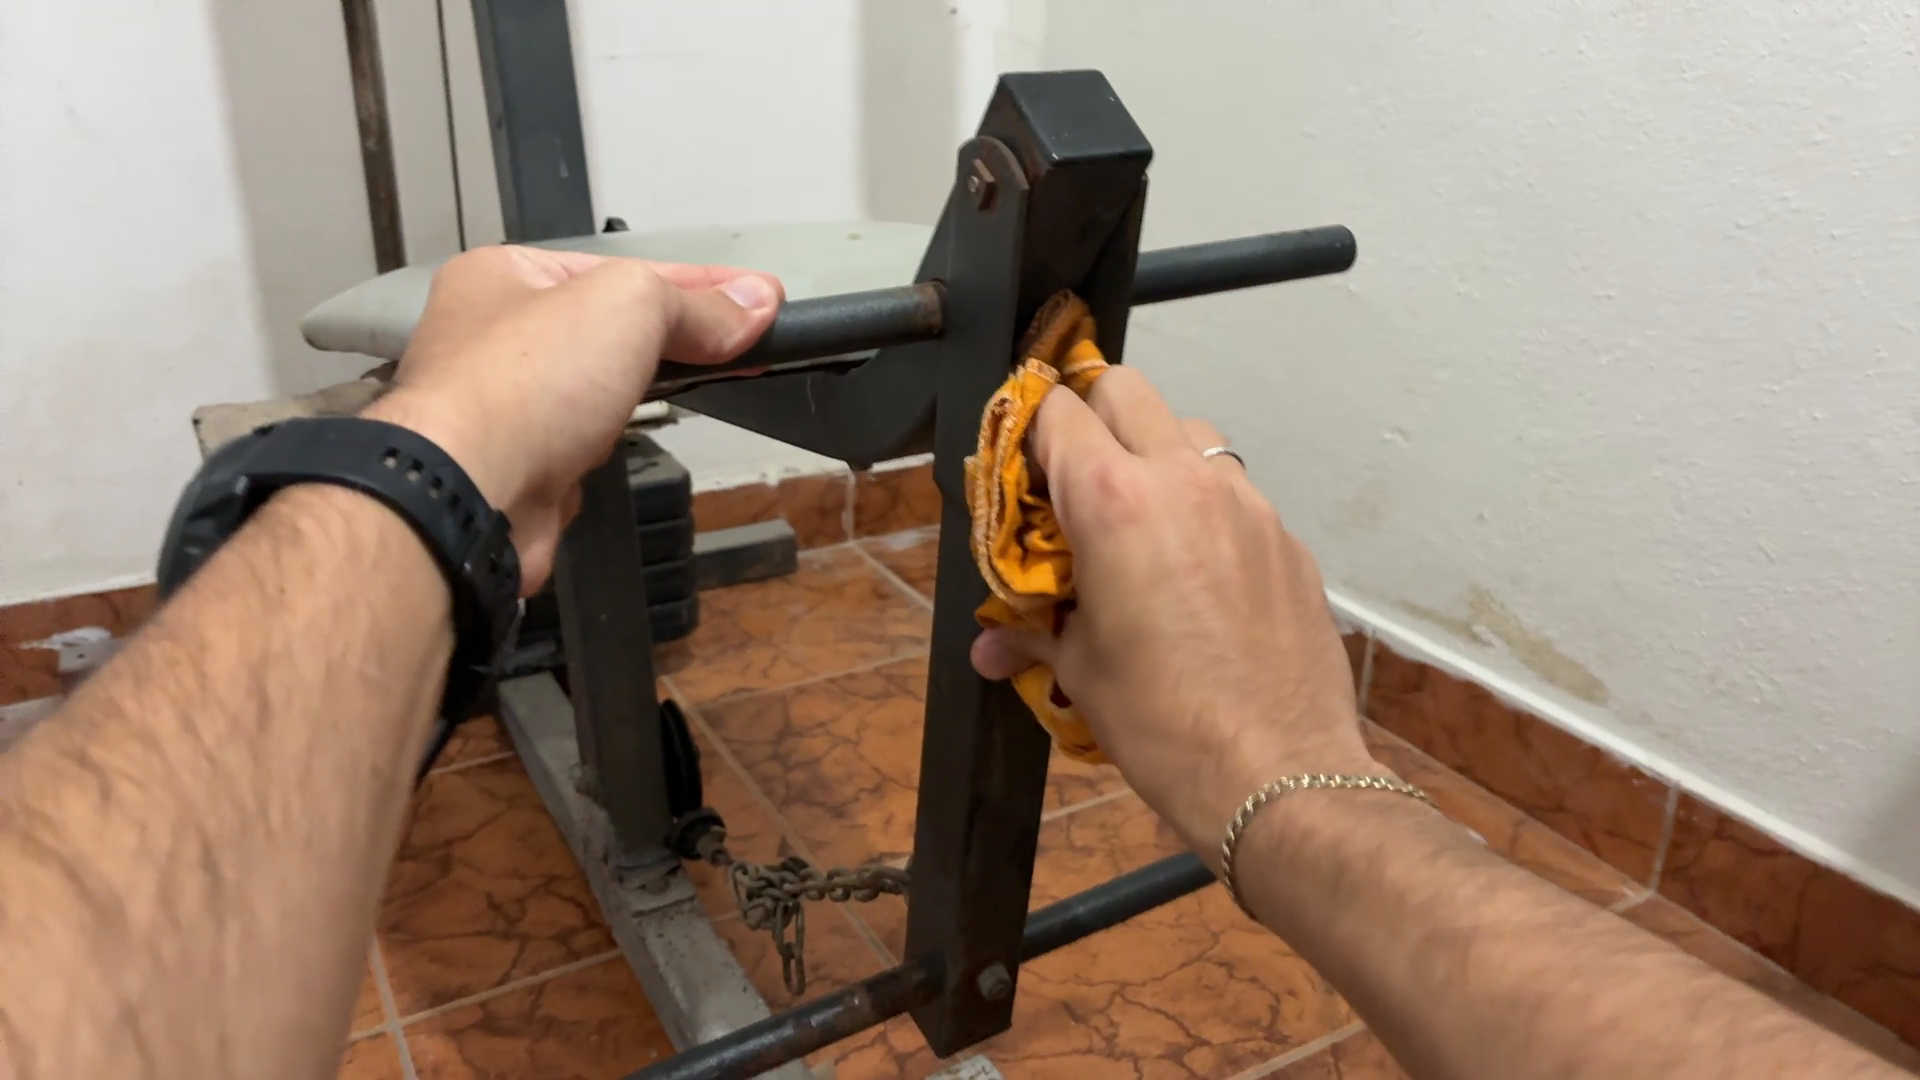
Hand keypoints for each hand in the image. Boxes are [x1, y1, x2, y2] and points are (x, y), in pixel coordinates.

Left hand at [361, 246, 782, 591]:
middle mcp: (503, 333)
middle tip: (754, 335)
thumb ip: (695, 305)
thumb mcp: (629, 310)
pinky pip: (599, 425)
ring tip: (722, 369)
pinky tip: (660, 418)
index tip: (763, 294)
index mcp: (511, 277)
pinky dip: (635, 419)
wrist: (478, 493)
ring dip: (663, 371)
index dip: (706, 282)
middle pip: (620, 322)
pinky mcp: (534, 458)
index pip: (630, 270)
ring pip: (609, 374)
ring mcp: (516, 400)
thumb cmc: (535, 383)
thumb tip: (756, 303)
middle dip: (690, 326)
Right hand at [969, 367, 1380, 858]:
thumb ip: (1029, 633)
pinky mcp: (1284, 535)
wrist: (1277, 774)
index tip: (1019, 464)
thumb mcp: (1079, 668)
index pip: (1056, 411)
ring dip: (1150, 451)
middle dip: (1088, 414)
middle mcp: (1182, 480)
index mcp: (1114, 502)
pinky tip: (1195, 568)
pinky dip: (1200, 500)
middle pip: (1124, 387)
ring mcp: (1244, 501)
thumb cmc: (1160, 721)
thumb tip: (988, 650)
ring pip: (1187, 429)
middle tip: (1074, 478)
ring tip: (1138, 519)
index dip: (1027, 428)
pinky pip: (1232, 486)